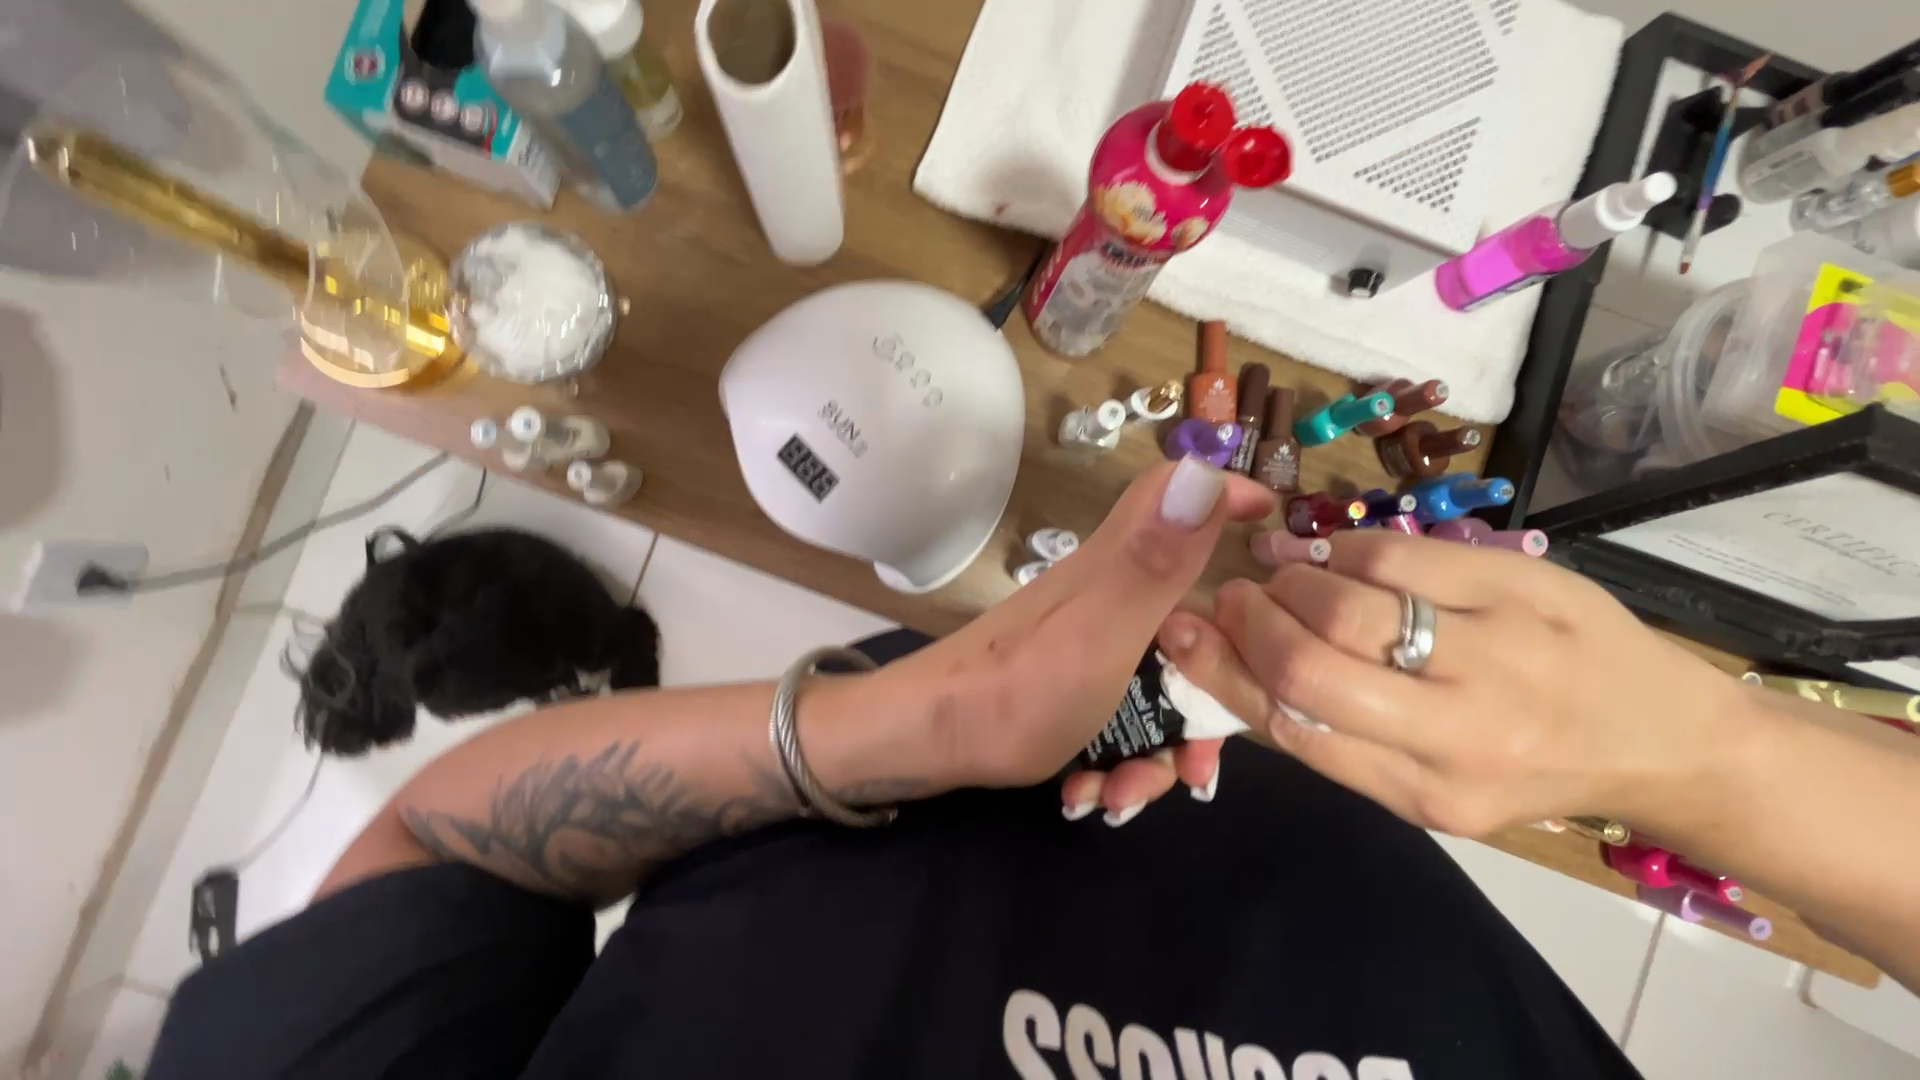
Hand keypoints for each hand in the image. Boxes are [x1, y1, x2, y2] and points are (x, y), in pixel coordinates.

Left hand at [876, 458, 1273, 823]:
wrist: (928, 742)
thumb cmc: (1018, 690)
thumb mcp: (1101, 631)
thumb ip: (1155, 561)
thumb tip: (1207, 470)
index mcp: (1119, 570)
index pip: (1176, 496)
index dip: (1225, 495)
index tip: (1274, 527)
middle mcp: (1107, 598)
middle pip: (1192, 621)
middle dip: (1209, 699)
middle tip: (1197, 764)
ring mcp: (1087, 643)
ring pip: (1161, 682)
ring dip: (1157, 751)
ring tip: (1124, 797)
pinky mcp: (1069, 682)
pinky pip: (1123, 713)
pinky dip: (1119, 760)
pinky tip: (1090, 793)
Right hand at [1154, 528, 1745, 836]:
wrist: (1662, 737)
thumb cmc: (1520, 767)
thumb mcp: (1419, 786)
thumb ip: (1326, 734)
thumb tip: (1221, 660)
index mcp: (1427, 794)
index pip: (1291, 727)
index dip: (1218, 671)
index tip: (1178, 631)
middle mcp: (1465, 733)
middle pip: (1306, 665)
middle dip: (1248, 622)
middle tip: (1236, 600)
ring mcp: (1503, 651)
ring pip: (1343, 601)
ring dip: (1291, 583)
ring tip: (1287, 582)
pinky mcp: (1526, 584)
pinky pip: (1394, 555)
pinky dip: (1340, 552)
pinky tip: (1332, 561)